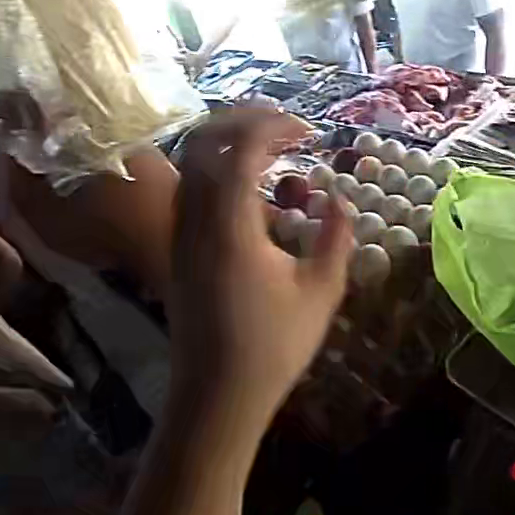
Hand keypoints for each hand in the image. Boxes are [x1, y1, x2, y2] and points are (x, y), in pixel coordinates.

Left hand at [168, 109, 353, 435]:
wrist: (216, 394)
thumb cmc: (273, 347)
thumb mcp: (321, 292)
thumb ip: (336, 237)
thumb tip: (339, 199)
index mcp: (230, 224)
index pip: (242, 148)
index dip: (275, 126)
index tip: (308, 131)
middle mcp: (194, 219)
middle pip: (203, 142)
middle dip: (242, 120)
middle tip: (284, 126)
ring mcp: (179, 235)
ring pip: (188, 164)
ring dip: (225, 144)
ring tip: (267, 149)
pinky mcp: (175, 251)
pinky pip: (187, 190)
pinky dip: (214, 171)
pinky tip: (245, 190)